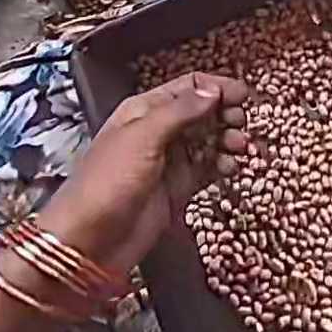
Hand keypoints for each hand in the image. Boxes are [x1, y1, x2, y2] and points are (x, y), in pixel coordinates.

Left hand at [37, 72, 249, 274]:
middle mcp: (159, 131)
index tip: (243, 96)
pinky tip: (231, 168)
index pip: (188, 87)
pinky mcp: (178, 188)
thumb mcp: (143, 137)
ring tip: (239, 147)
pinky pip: (207, 169)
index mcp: (145, 110)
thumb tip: (213, 89)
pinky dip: (222, 165)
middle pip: (202, 112)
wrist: (88, 243)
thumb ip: (180, 111)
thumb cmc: (108, 182)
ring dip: (227, 140)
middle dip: (225, 114)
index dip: (216, 88)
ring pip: (208, 140)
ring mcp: (169, 161)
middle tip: (241, 124)